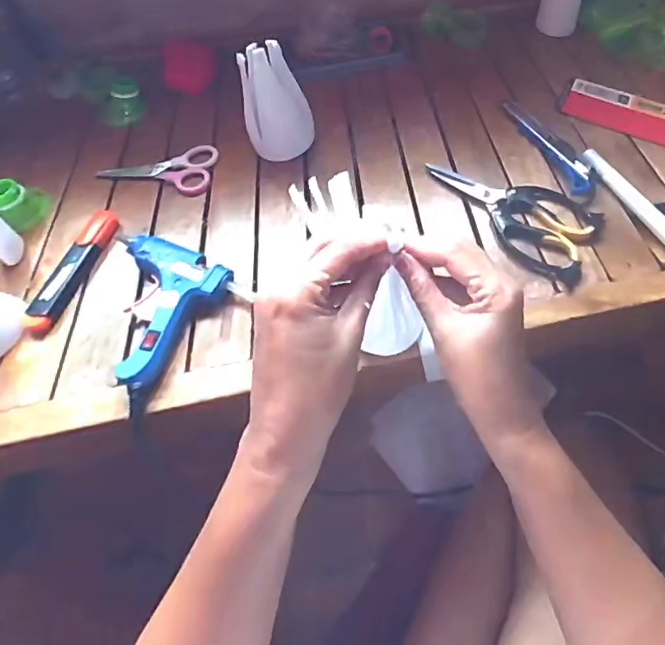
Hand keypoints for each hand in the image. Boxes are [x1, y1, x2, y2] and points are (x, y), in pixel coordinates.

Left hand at [242, 226, 390, 482]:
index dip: (367, 240)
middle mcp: (276, 283)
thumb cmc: (319, 390)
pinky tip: (355, 276)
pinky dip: (329, 275)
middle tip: (386, 242)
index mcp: (293, 290)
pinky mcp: (274, 307)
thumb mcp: (349, 336)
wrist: (284, 430)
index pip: (335, 250)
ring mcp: (271, 294)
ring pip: (311, 260)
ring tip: (377, 255)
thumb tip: (383, 260)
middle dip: (353, 242)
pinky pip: (304, 279)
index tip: (393, 235)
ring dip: (342, 256)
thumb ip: (365, 290)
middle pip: (319, 248)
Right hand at [392, 235, 545, 446]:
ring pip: (462, 260)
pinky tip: (418, 274)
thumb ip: (421, 288)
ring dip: (433, 257)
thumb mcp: (443, 329)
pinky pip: (464, 277)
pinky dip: (441, 273)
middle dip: (426, 246)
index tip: (390, 243)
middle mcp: (503, 280)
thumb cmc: (475, 378)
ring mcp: (500, 290)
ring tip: (400, 258)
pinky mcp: (492, 301)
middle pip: (460, 249)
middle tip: (393, 248)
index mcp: (497, 286)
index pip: (454, 252)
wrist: (504, 416)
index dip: (421, 245)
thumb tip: (398, 258)